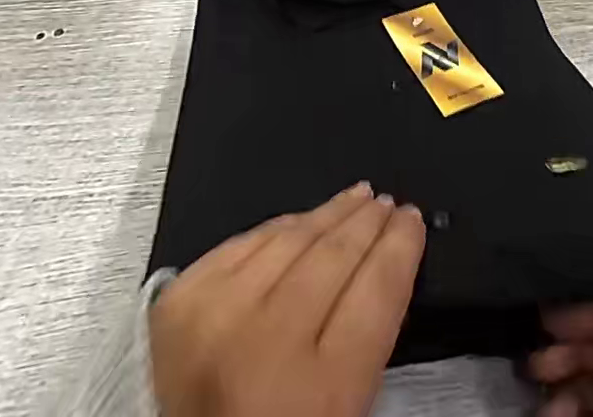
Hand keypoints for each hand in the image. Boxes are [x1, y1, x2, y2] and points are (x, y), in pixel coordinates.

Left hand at [149, 182, 425, 416]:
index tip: (413, 221)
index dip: (402, 244)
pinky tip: (303, 219)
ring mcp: (217, 318)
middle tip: (390, 204)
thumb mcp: (342, 408)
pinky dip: (282, 225)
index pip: (379, 288)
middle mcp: (266, 347)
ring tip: (356, 198)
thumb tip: (389, 262)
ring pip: (294, 236)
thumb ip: (369, 338)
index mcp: (320, 393)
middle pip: (338, 254)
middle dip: (371, 221)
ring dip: (332, 212)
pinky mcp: (180, 302)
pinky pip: (247, 240)